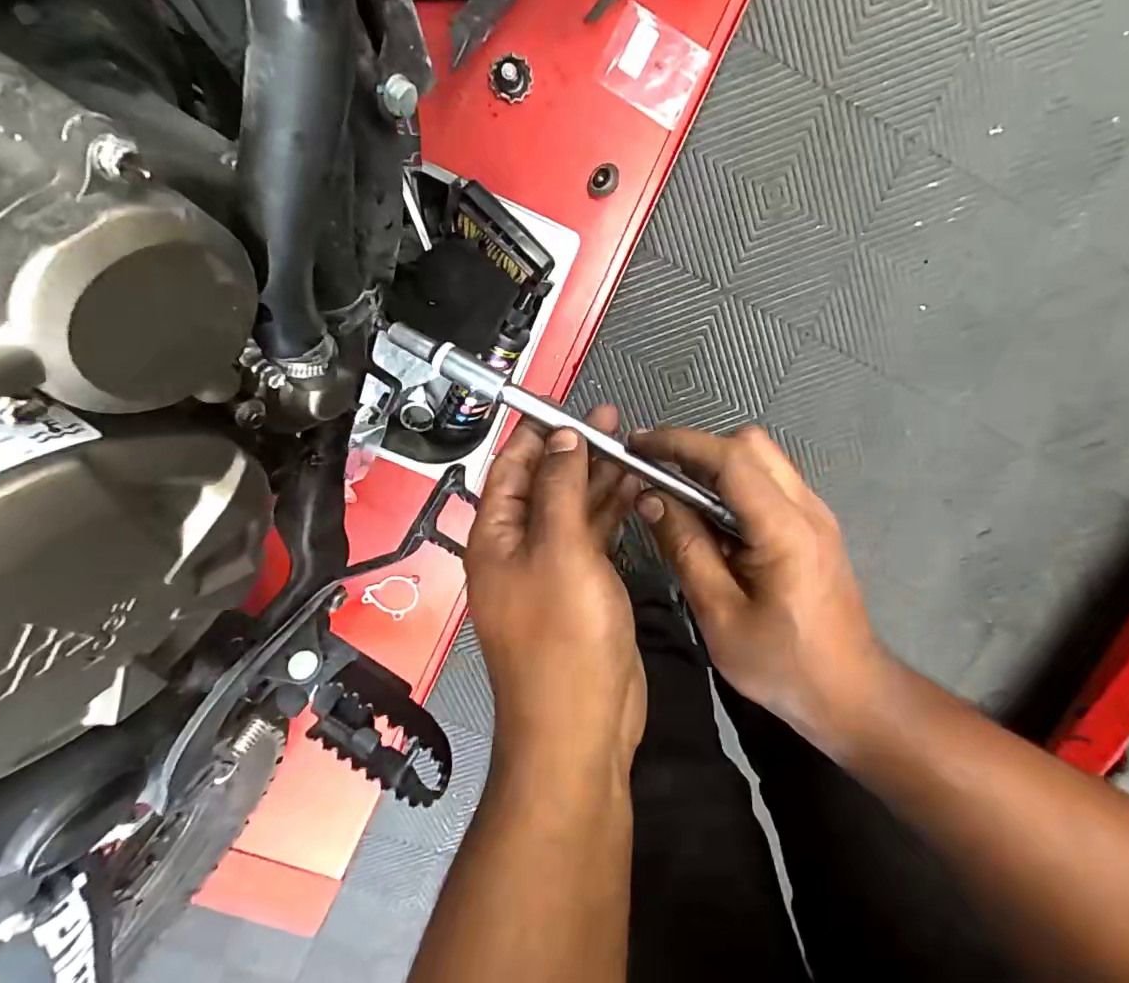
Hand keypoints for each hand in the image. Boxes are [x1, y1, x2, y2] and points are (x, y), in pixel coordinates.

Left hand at [466, 405, 645, 771]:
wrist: (581, 721)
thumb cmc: (562, 640)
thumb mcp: (560, 550)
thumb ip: (560, 489)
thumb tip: (561, 440)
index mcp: (495, 538)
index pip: (510, 470)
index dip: (537, 435)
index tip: (567, 407)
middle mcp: (518, 551)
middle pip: (544, 486)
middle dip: (575, 452)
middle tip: (611, 423)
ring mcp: (552, 571)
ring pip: (573, 510)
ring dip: (597, 480)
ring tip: (629, 449)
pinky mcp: (582, 589)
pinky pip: (593, 538)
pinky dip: (611, 513)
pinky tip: (633, 493)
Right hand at [632, 426, 887, 747]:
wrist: (850, 693)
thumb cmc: (782, 663)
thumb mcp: (719, 613)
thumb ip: (685, 549)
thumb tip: (651, 499)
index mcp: (785, 529)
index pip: (730, 458)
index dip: (679, 443)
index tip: (638, 444)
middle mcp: (807, 508)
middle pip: (750, 445)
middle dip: (698, 449)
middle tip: (656, 471)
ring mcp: (816, 515)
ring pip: (762, 460)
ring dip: (715, 466)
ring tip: (675, 494)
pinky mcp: (814, 528)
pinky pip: (769, 485)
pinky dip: (733, 486)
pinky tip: (709, 520)